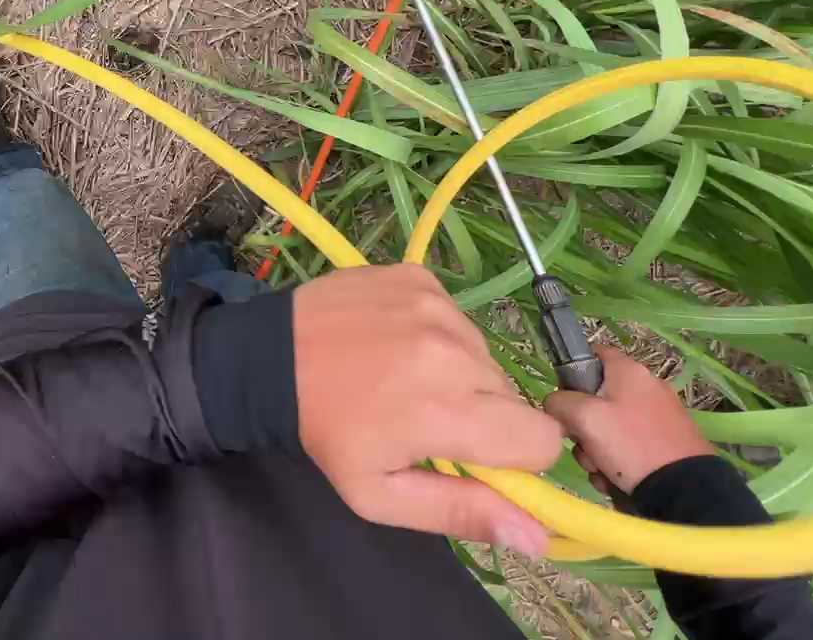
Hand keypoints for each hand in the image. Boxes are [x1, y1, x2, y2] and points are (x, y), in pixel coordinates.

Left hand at [293, 265, 563, 556]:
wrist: (270, 355)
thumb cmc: (325, 429)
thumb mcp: (380, 494)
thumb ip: (462, 512)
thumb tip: (538, 535)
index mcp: (450, 411)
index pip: (543, 438)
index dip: (516, 454)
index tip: (476, 452)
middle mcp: (454, 350)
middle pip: (511, 394)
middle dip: (480, 411)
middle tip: (422, 410)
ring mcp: (435, 305)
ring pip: (483, 352)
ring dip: (456, 368)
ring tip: (401, 372)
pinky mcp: (417, 276)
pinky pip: (453, 313)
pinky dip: (434, 330)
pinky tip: (393, 339)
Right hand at [543, 345, 714, 494]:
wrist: (688, 494)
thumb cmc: (632, 444)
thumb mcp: (582, 417)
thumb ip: (558, 402)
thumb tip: (556, 406)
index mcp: (630, 371)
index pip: (591, 352)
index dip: (570, 371)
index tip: (563, 397)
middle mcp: (648, 388)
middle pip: (597, 395)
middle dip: (581, 422)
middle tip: (582, 442)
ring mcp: (661, 417)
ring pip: (610, 424)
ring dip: (596, 447)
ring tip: (601, 469)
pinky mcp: (670, 444)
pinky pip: (629, 444)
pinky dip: (618, 460)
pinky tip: (616, 479)